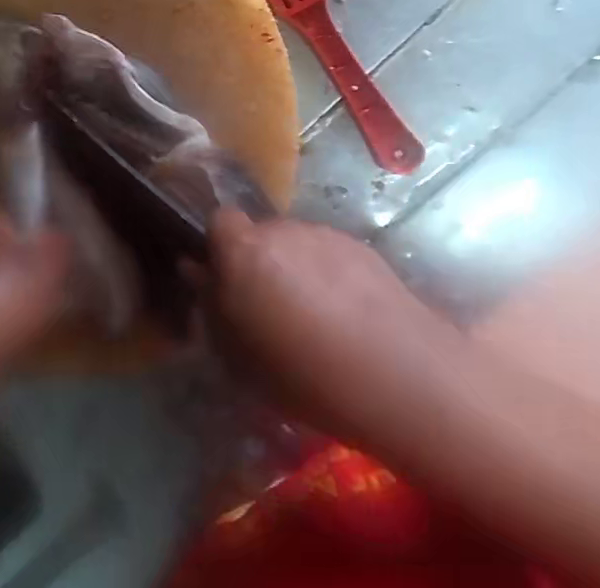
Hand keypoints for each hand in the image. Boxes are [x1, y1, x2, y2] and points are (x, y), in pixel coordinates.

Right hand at [207, 212, 462, 446]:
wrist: (403, 379)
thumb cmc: (304, 373)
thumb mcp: (238, 353)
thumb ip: (212, 303)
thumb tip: (196, 270)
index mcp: (244, 250)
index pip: (219, 220)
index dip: (220, 247)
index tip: (227, 282)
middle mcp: (284, 230)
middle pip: (262, 234)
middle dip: (261, 261)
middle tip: (271, 308)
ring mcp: (329, 237)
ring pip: (299, 246)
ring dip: (298, 269)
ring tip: (316, 317)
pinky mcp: (367, 251)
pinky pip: (333, 256)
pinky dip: (332, 277)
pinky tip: (349, 317)